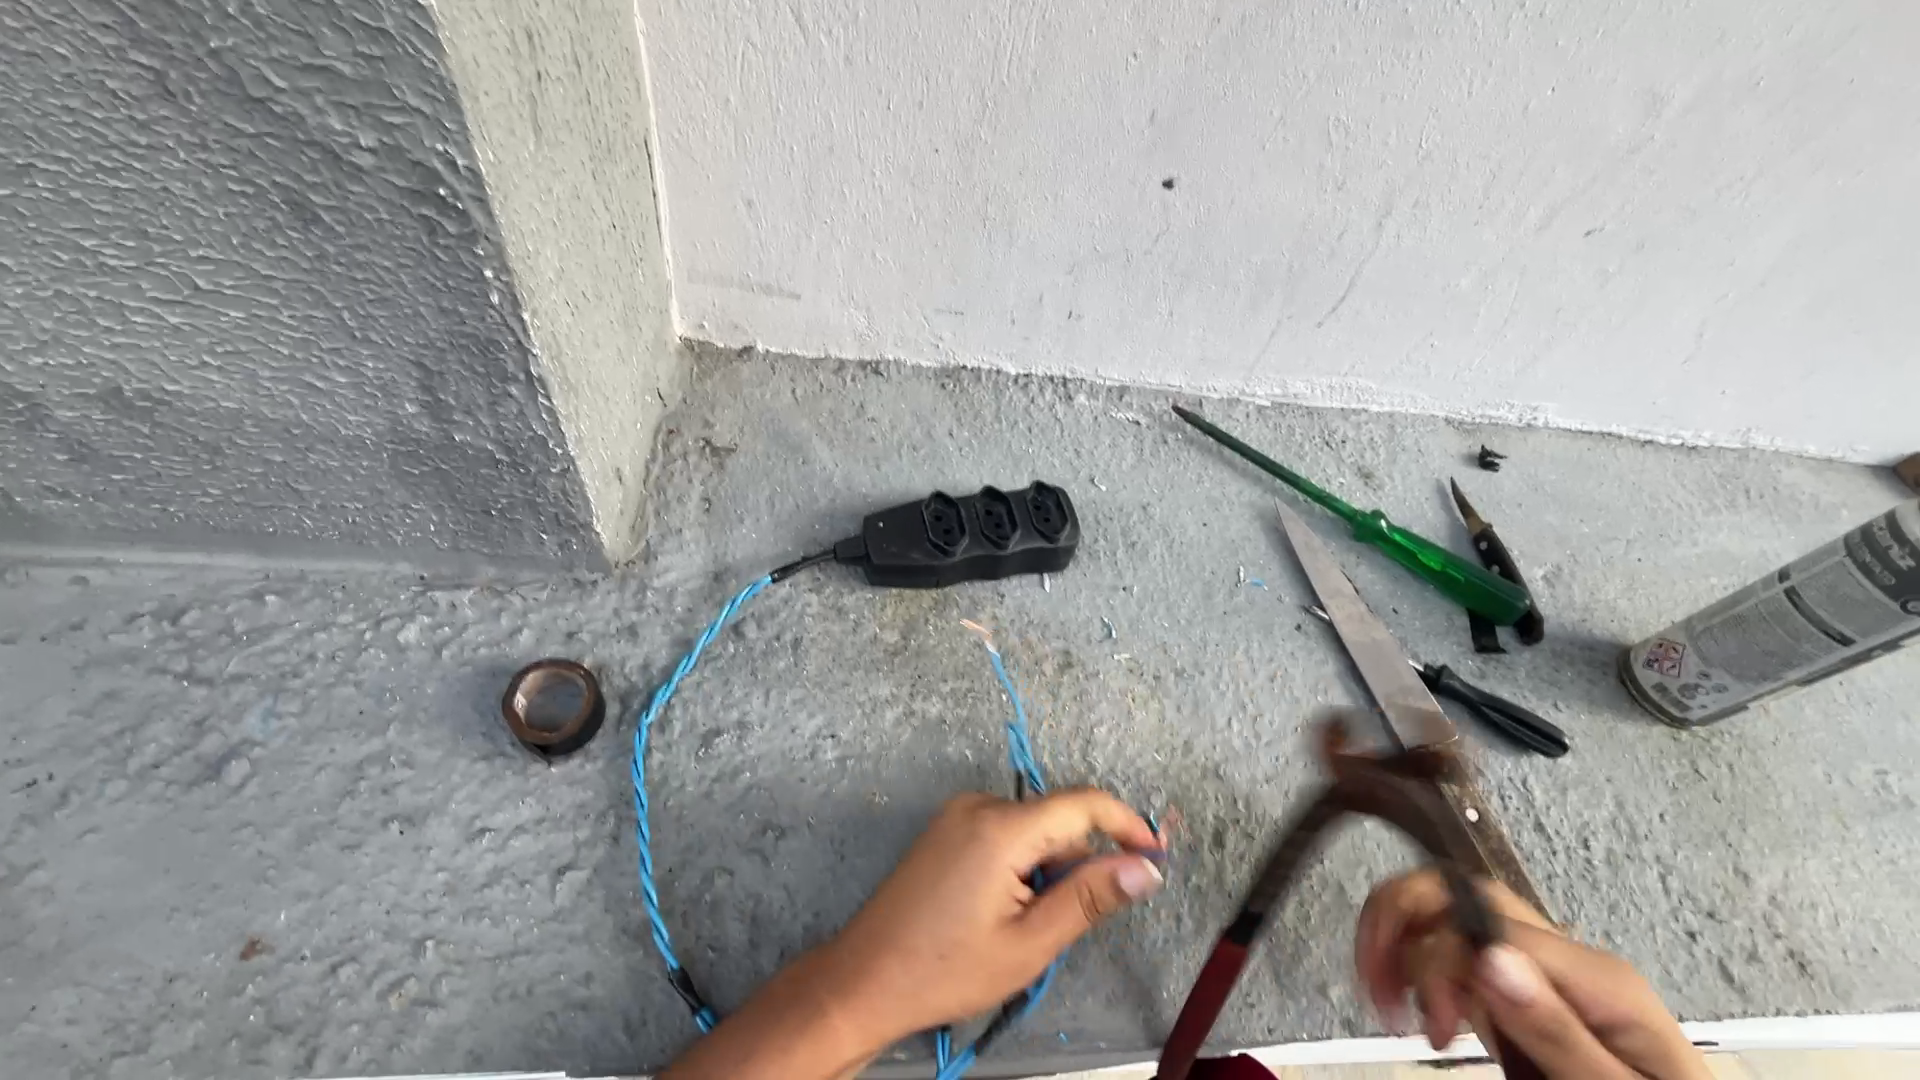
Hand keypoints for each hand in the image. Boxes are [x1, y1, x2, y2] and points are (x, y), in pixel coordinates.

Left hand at [822, 788, 1164, 1044]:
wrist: (866, 977)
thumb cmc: (946, 969)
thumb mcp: (1029, 943)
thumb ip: (1090, 898)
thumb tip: (1146, 868)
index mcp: (1001, 827)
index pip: (1083, 803)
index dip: (1127, 824)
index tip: (1156, 856)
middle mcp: (979, 805)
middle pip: (1057, 820)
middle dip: (1079, 863)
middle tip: (1068, 922)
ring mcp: (959, 813)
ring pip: (1033, 829)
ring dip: (1049, 868)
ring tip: (1025, 925)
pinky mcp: (947, 827)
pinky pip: (1005, 833)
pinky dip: (1023, 863)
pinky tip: (1005, 908)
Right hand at [1355, 869, 1710, 1079]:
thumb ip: (1558, 1030)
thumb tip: (1490, 955)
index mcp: (1595, 975)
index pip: (1482, 924)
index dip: (1434, 961)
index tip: (1426, 1025)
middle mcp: (1567, 954)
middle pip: (1458, 891)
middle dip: (1396, 921)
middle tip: (1376, 983)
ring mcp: (1546, 965)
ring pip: (1448, 907)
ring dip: (1398, 938)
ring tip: (1385, 995)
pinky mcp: (1527, 983)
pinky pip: (1457, 942)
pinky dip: (1417, 959)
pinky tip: (1417, 1003)